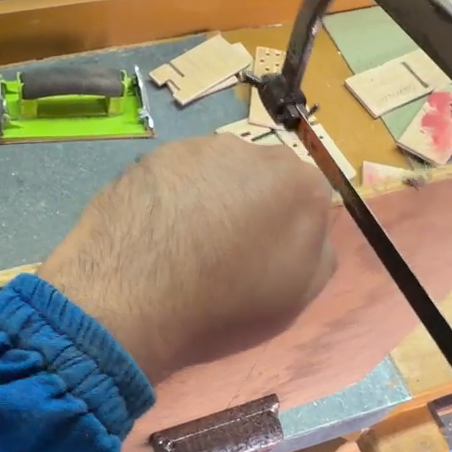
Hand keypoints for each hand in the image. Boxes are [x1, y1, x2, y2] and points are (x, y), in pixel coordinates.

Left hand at [39, 134, 336, 381]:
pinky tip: (154, 233)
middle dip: (249, 209)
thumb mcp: (295, 297)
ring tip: (182, 245)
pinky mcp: (152, 156)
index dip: (284, 233)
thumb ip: (319, 256)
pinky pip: (175, 177)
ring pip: (216, 174)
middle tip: (221, 254)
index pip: (306, 201)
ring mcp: (198, 148)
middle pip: (261, 180)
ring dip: (208, 200)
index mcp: (301, 184)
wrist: (131, 296)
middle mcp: (254, 151)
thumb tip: (313, 233)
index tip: (261, 260)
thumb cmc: (224, 303)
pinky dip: (171, 199)